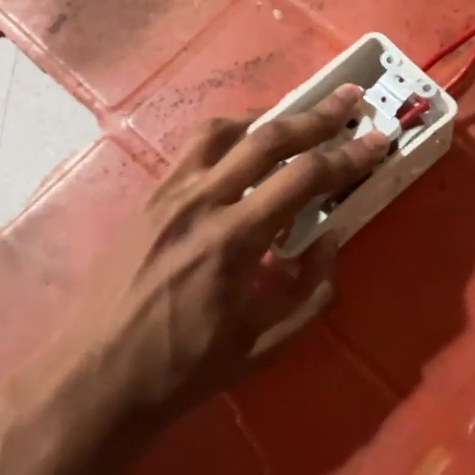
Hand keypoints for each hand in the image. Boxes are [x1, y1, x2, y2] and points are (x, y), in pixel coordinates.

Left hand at [93, 84, 387, 419]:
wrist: (97, 375)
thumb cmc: (184, 368)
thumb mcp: (264, 345)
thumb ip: (311, 292)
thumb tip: (330, 239)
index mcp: (234, 241)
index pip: (303, 179)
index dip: (348, 157)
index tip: (377, 141)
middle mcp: (202, 203)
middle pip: (268, 138)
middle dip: (317, 116)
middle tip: (350, 99)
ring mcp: (170, 194)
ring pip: (224, 130)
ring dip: (268, 116)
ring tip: (296, 114)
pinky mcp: (149, 196)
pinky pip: (193, 148)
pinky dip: (228, 133)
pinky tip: (243, 143)